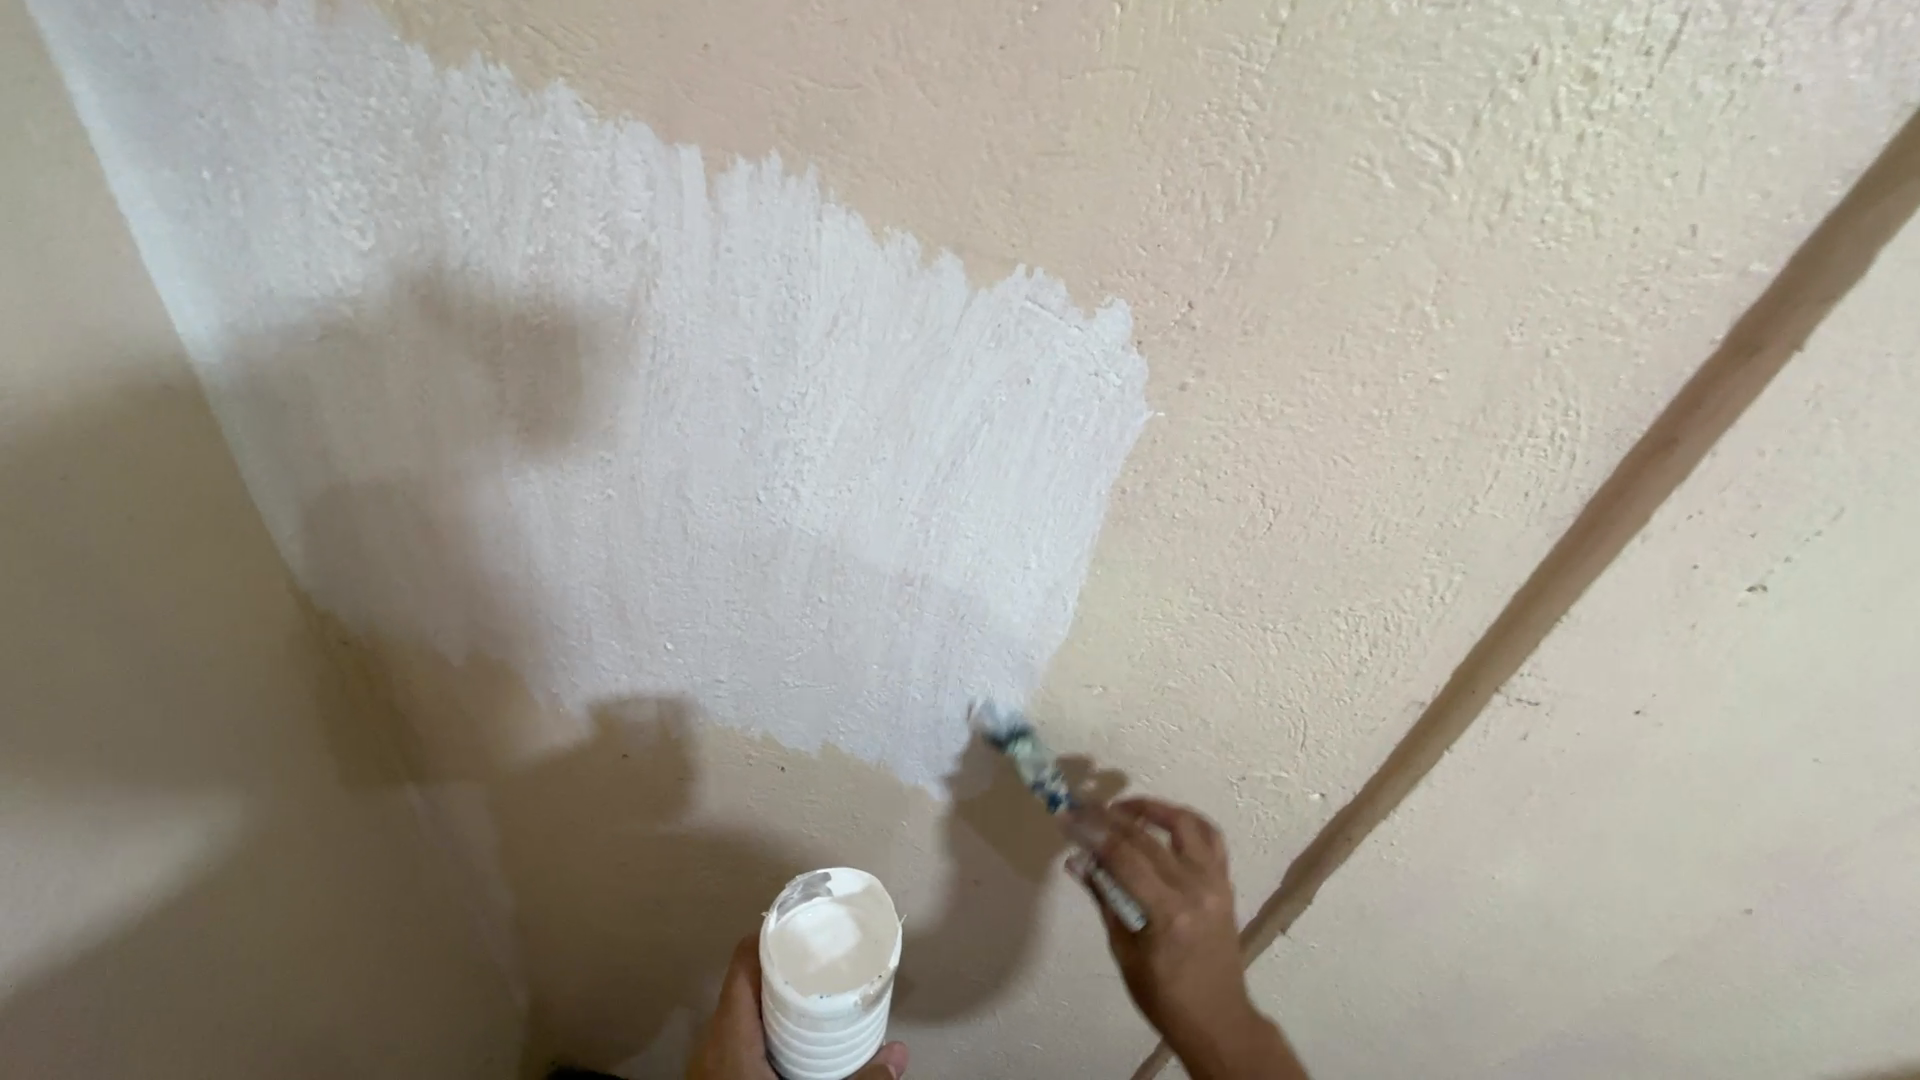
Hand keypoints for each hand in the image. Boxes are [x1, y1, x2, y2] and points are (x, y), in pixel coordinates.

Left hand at [687, 936, 909, 1079]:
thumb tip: (901, 1054)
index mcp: (729, 1032)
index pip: (744, 959)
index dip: (774, 934)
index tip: (809, 926)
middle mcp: (713, 1038)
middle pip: (746, 980)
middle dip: (785, 966)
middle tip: (826, 958)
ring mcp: (709, 1060)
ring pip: (741, 1008)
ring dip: (775, 996)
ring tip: (815, 988)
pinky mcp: (715, 1076)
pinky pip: (738, 1034)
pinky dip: (765, 1023)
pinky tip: (792, 1033)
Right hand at [1070, 798, 1306, 1079]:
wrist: (1217, 1019)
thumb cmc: (1163, 995)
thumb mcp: (1124, 950)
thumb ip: (1104, 897)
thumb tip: (1076, 859)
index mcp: (1168, 913)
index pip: (1123, 856)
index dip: (1091, 832)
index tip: (1066, 817)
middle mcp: (1195, 889)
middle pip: (1146, 837)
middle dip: (1108, 818)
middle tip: (1082, 808)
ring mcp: (1215, 883)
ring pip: (1184, 824)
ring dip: (1151, 808)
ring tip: (1123, 809)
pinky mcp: (1225, 882)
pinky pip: (1210, 837)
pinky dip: (1186, 821)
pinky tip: (1163, 820)